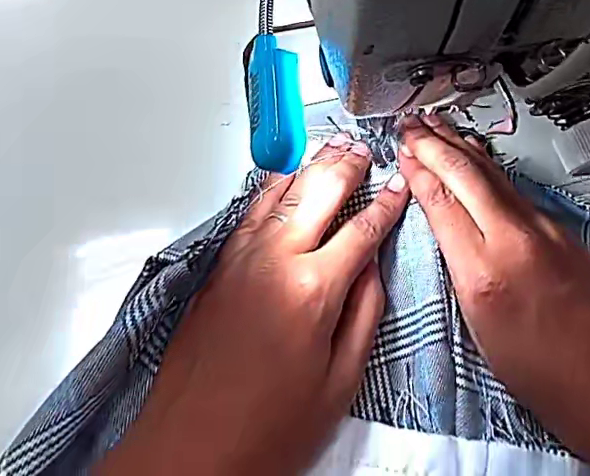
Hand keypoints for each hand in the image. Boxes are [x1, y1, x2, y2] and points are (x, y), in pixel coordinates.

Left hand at [99, 136, 409, 475]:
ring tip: (334, 148)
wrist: (191, 443)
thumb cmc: (265, 428)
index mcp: (313, 289)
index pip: (361, 230)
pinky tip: (287, 174)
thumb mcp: (338, 383)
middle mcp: (276, 258)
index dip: (385, 205)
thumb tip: (371, 266)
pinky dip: (276, 182)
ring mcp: (244, 253)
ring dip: (314, 164)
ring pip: (285, 189)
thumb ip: (362, 314)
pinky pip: (254, 206)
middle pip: (321, 192)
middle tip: (364, 151)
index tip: (398, 188)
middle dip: (348, 166)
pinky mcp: (222, 259)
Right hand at [397, 114, 589, 475]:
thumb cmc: (551, 377)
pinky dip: (484, 163)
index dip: (418, 171)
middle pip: (464, 174)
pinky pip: (511, 184)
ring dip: (457, 143)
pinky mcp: (560, 228)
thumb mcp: (482, 330)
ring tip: (434, 123)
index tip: (402, 153)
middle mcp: (515, 241)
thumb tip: (442, 224)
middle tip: (409, 126)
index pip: (441, 203)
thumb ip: (459, 268)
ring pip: (490, 171)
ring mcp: (542, 229)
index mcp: (485, 275)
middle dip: (432, 144)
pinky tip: (473, 154)